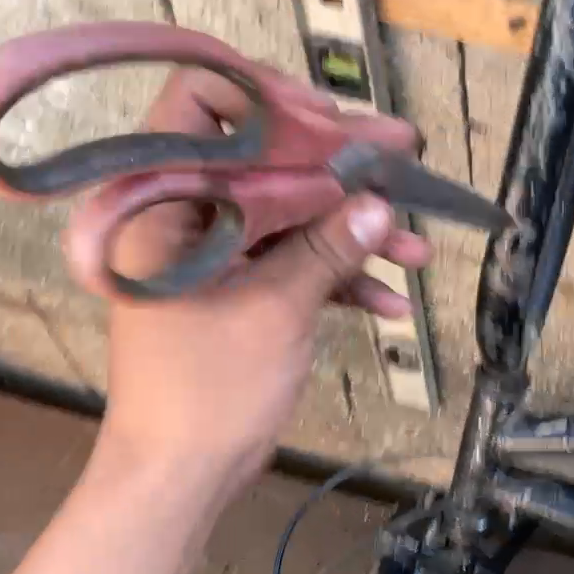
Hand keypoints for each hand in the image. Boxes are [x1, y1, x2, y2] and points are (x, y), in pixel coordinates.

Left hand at [94, 64, 432, 495]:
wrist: (185, 467)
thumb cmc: (208, 389)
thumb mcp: (275, 308)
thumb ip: (326, 248)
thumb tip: (378, 205)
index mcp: (158, 198)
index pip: (208, 107)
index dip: (275, 107)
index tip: (339, 128)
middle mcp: (182, 214)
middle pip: (267, 165)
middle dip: (340, 176)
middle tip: (404, 168)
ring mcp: (215, 254)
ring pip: (291, 219)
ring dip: (352, 236)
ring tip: (414, 254)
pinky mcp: (240, 290)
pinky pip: (294, 265)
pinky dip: (339, 278)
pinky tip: (388, 303)